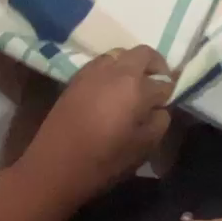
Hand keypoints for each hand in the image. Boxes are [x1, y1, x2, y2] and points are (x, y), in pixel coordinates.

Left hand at [20, 46, 172, 202]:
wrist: (53, 167)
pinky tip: (109, 89)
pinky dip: (112, 69)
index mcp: (137, 87)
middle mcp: (117, 70)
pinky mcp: (76, 78)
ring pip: (121, 53)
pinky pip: (102, 62)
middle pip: (145, 53)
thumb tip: (159, 108)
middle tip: (156, 85)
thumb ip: (160, 121)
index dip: (168, 95)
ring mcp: (94, 71)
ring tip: (131, 85)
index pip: (164, 83)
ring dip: (132, 64)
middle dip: (156, 66)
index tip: (165, 106)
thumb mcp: (144, 148)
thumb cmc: (104, 161)